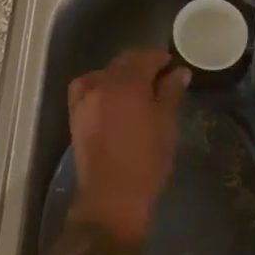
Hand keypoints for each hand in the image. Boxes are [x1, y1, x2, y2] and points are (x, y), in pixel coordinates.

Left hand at [65, 48, 189, 243]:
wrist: (112, 198)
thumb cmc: (147, 162)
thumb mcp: (166, 125)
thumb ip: (171, 92)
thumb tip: (179, 71)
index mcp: (129, 82)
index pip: (145, 56)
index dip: (160, 57)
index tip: (172, 65)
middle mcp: (104, 82)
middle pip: (124, 61)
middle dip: (142, 64)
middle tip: (159, 77)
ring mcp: (86, 97)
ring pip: (106, 73)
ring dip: (122, 75)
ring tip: (136, 90)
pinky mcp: (75, 113)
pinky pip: (86, 86)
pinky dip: (98, 84)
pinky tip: (106, 95)